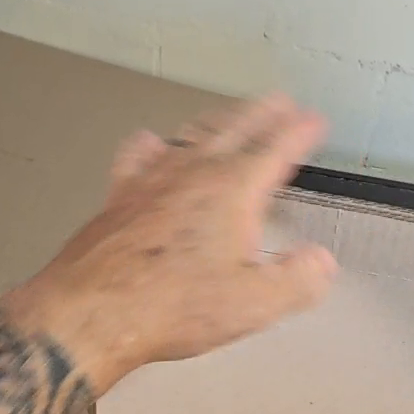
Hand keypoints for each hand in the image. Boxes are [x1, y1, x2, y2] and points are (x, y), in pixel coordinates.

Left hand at [2, 94, 338, 392]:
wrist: (92, 312)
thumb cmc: (174, 306)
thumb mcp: (254, 303)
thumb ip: (297, 280)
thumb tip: (322, 262)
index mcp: (232, 190)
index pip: (276, 150)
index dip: (299, 133)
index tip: (314, 120)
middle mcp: (193, 173)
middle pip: (235, 128)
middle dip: (262, 113)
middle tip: (280, 101)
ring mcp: (152, 179)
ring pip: (191, 135)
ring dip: (217, 121)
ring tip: (229, 116)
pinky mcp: (120, 196)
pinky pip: (140, 154)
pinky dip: (156, 144)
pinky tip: (152, 144)